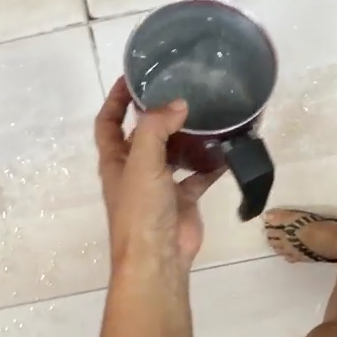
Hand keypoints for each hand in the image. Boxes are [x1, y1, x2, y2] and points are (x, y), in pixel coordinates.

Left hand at [94, 77, 223, 275]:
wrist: (158, 259)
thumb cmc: (141, 211)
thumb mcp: (142, 163)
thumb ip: (157, 129)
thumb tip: (179, 104)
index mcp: (116, 161)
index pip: (108, 123)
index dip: (116, 100)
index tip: (133, 77)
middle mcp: (135, 170)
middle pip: (144, 135)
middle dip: (159, 115)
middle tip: (183, 91)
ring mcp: (159, 186)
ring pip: (173, 153)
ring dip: (187, 137)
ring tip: (208, 114)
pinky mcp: (182, 200)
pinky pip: (198, 176)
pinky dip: (211, 165)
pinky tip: (227, 150)